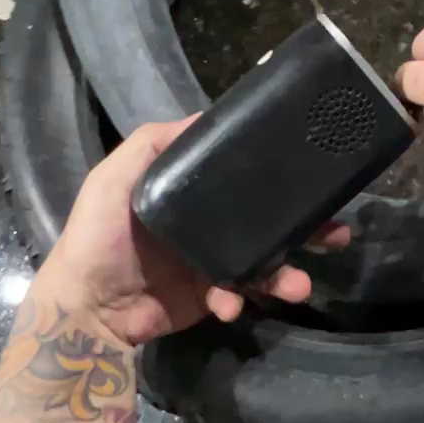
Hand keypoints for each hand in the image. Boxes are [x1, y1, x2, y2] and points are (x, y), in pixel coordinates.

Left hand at [45, 117, 349, 345]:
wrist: (87, 308)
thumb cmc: (99, 236)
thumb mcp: (116, 177)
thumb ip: (153, 143)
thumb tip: (205, 115)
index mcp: (192, 194)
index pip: (244, 181)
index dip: (279, 179)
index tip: (313, 176)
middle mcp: (209, 225)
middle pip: (268, 223)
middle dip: (306, 231)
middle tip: (336, 233)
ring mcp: (213, 262)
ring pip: (265, 264)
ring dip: (286, 275)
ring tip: (298, 287)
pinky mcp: (211, 296)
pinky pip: (239, 295)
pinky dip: (238, 300)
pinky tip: (228, 304)